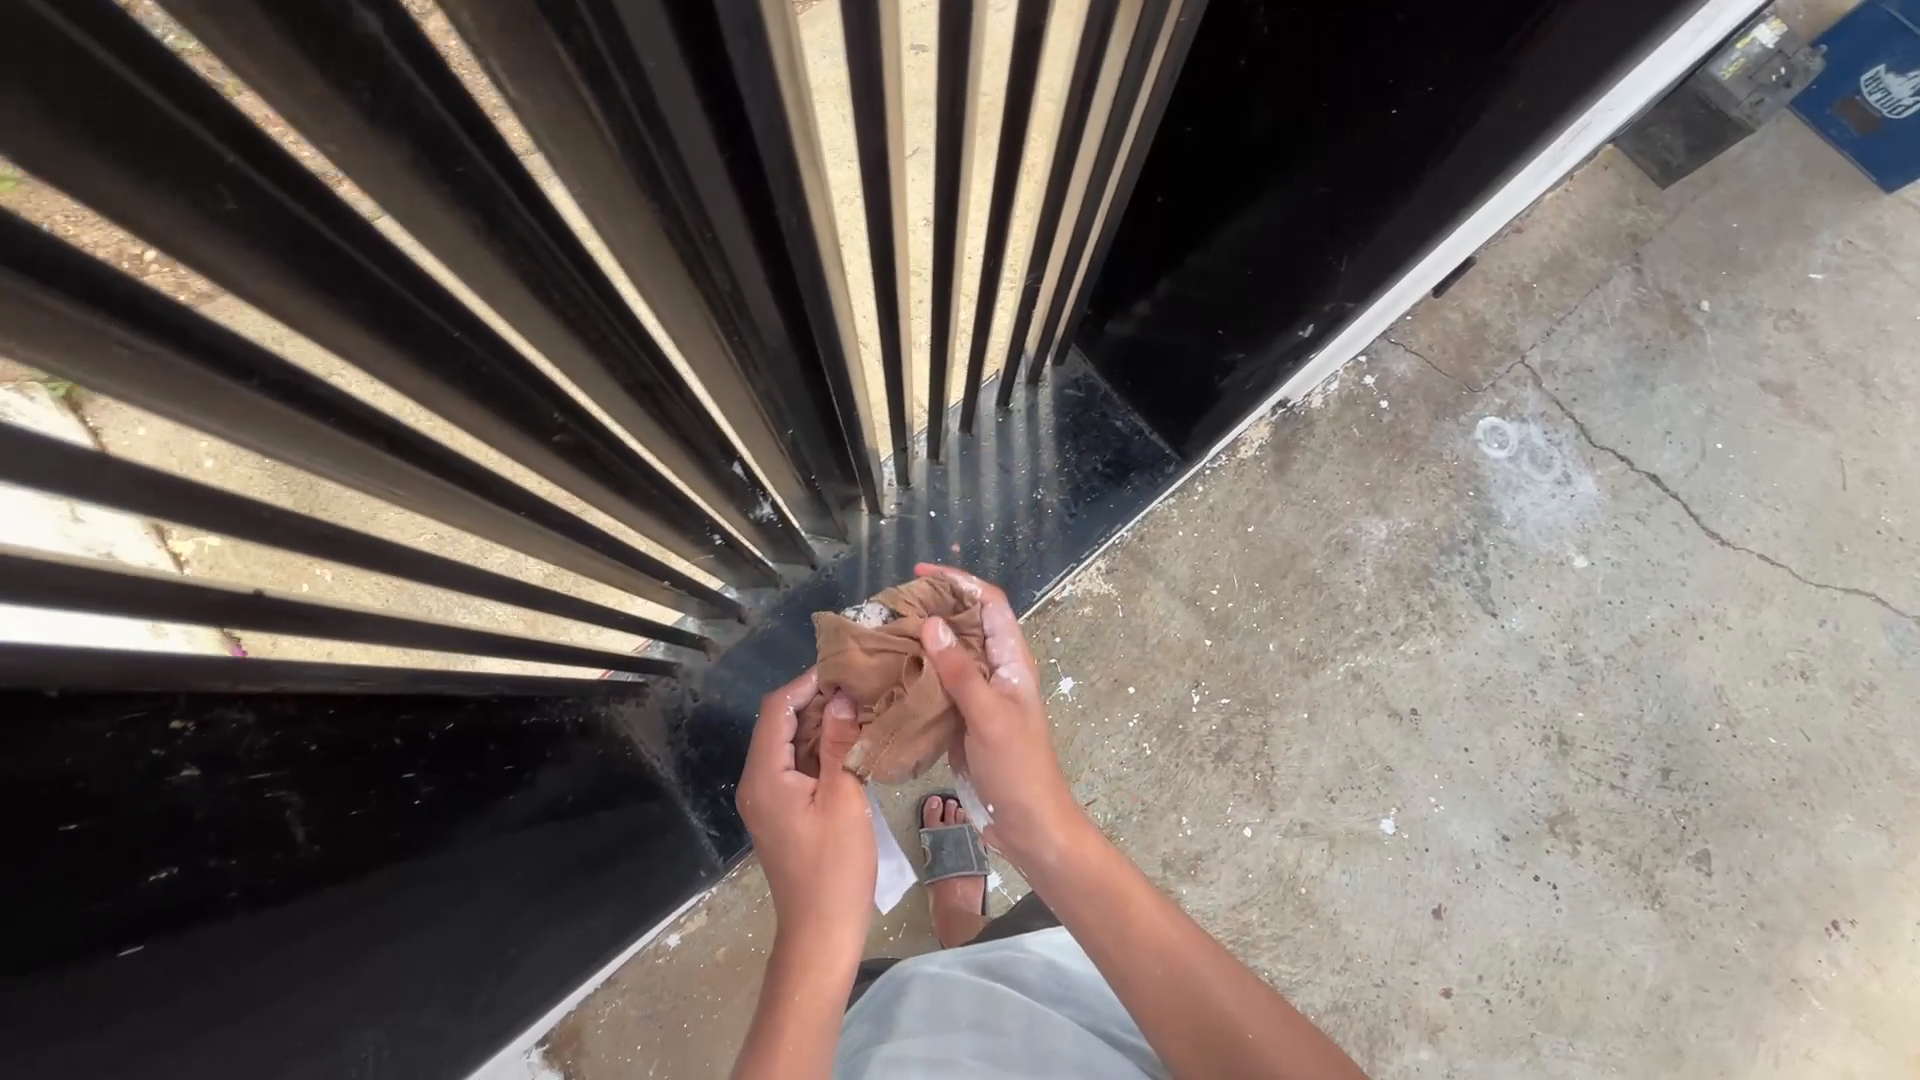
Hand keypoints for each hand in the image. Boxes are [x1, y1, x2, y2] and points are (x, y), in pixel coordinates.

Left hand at [735, 670, 876, 960]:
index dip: (806, 682)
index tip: (843, 667)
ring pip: (789, 744)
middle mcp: (756, 781)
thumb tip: (840, 697)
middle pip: (779, 723)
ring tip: (861, 705)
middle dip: (816, 700)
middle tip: (859, 684)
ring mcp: (767, 798)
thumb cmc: (835, 867)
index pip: (776, 709)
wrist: (820, 931)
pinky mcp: (781, 811)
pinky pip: (795, 766)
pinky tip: (851, 741)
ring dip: (820, 723)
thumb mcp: (844, 798)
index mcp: (764, 775)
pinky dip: (820, 748)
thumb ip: (839, 743)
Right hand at [914, 563, 1089, 871]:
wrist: (1027, 822)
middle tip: (891, 604)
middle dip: (933, 606)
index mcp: (1012, 660)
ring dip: (921, 639)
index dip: (959, 581)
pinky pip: (938, 684)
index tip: (920, 573)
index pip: (989, 603)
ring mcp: (979, 694)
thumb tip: (932, 623)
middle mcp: (996, 669)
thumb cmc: (1017, 766)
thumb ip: (960, 670)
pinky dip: (916, 672)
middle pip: (966, 623)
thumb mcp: (989, 715)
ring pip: (949, 653)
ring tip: (882, 631)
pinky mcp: (962, 716)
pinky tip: (888, 672)